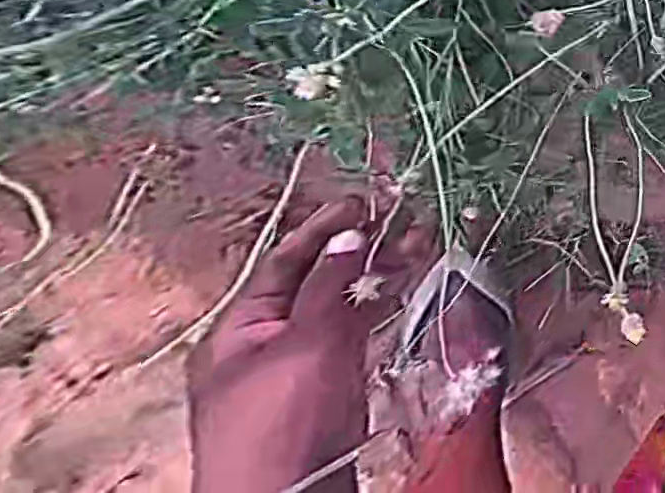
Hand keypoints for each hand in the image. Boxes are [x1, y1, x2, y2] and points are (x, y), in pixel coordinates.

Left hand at [187, 197, 400, 492]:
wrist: (295, 490)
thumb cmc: (282, 416)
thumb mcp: (304, 344)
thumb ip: (328, 285)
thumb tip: (350, 234)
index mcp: (242, 329)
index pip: (285, 262)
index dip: (323, 229)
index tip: (363, 200)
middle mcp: (273, 334)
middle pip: (321, 275)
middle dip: (363, 244)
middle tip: (406, 215)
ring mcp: (308, 351)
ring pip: (349, 293)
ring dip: (383, 264)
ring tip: (422, 236)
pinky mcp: (338, 365)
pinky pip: (363, 316)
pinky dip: (388, 292)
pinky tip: (414, 273)